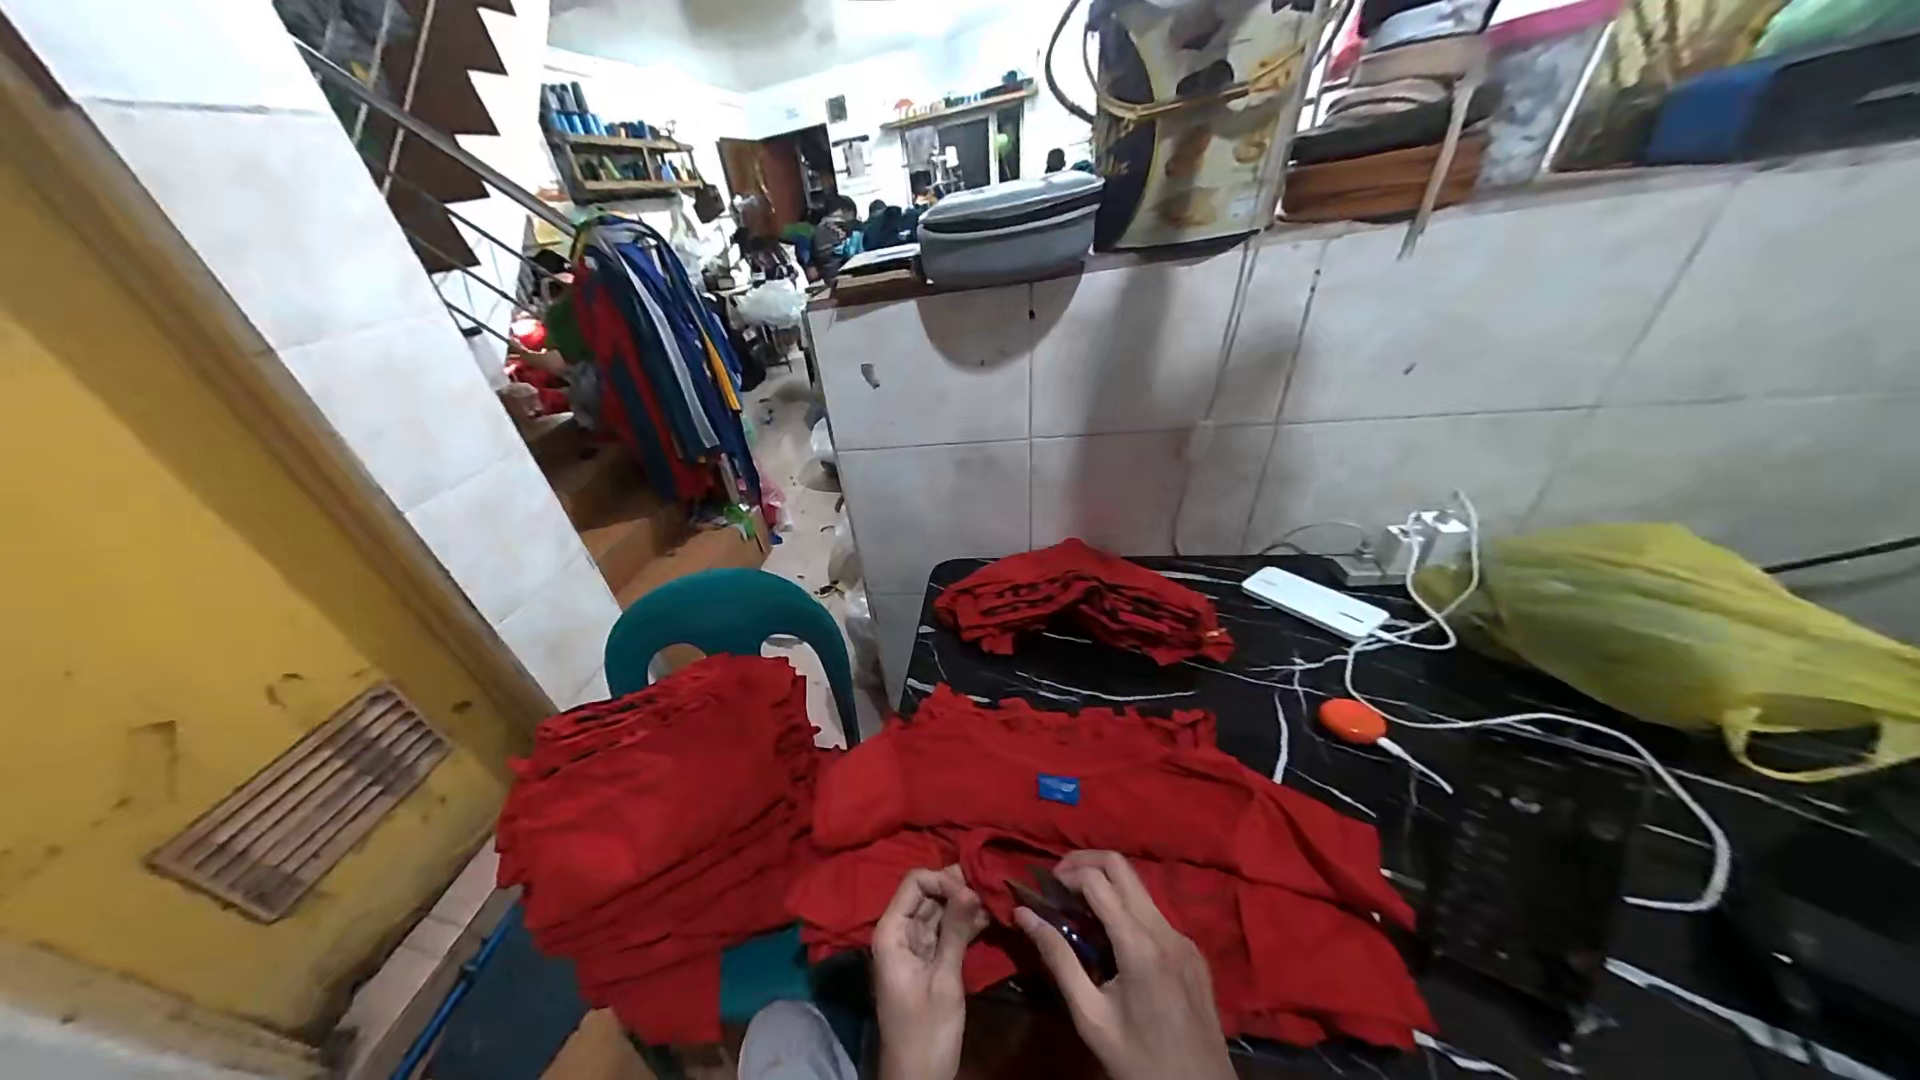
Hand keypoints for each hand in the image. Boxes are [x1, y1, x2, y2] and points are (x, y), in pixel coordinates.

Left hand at [872, 866, 988, 1079]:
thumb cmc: (926, 1032)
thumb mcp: (943, 979)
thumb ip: (955, 930)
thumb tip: (969, 887)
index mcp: (892, 932)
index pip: (915, 882)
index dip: (943, 880)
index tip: (972, 891)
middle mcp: (900, 931)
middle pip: (928, 892)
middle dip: (958, 887)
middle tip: (990, 887)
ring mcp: (915, 945)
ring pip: (940, 909)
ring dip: (965, 904)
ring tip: (994, 898)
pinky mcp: (929, 958)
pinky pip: (946, 929)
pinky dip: (965, 922)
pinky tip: (990, 916)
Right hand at [1014, 851, 1235, 1079]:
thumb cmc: (1140, 1063)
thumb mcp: (1090, 1016)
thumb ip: (1058, 959)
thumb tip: (1023, 915)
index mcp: (1139, 944)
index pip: (1097, 880)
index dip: (1065, 874)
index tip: (1043, 890)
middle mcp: (1165, 929)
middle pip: (1120, 865)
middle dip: (1084, 863)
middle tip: (1057, 884)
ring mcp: (1183, 937)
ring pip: (1138, 885)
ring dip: (1104, 884)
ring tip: (1077, 908)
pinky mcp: (1191, 950)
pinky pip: (1153, 912)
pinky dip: (1125, 907)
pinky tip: (1109, 936)